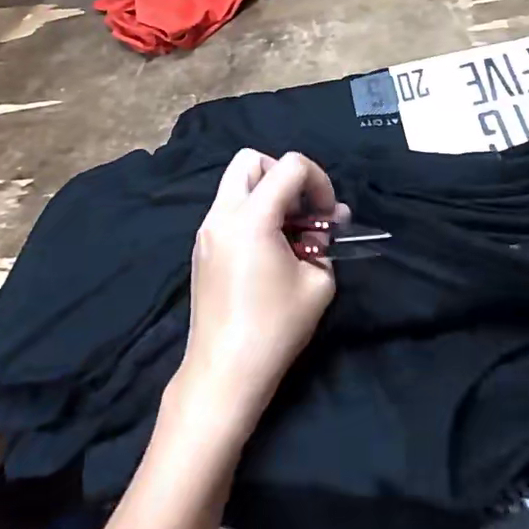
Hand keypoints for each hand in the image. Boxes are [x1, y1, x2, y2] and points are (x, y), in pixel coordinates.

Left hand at [173, 150, 347, 429]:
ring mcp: (206, 230)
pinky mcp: (201, 248)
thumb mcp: (318, 283)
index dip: (319, 181)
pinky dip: (251, 214)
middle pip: (250, 160)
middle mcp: (222, 214)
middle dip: (283, 175)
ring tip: (290, 234)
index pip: (290, 166)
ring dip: (266, 195)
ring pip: (235, 184)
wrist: (225, 368)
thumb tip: (323, 226)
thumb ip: (324, 243)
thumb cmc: (275, 327)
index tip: (328, 216)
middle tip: (302, 210)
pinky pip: (227, 211)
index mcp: (251, 217)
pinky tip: (269, 250)